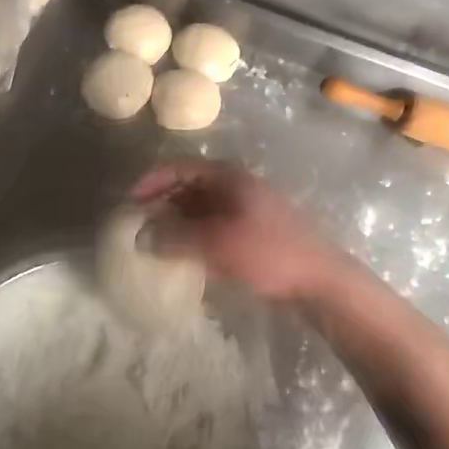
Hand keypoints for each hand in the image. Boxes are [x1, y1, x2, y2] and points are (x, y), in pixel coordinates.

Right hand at [130, 161, 353, 307]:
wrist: (319, 280)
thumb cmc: (268, 253)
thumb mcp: (216, 243)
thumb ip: (175, 237)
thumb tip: (140, 237)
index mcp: (229, 178)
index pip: (181, 168)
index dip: (152, 180)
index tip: (129, 201)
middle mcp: (237, 188)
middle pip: (190, 187)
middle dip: (162, 203)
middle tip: (138, 225)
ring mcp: (247, 211)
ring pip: (202, 210)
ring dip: (178, 223)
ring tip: (154, 244)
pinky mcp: (253, 235)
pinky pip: (215, 229)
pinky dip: (195, 238)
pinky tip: (183, 258)